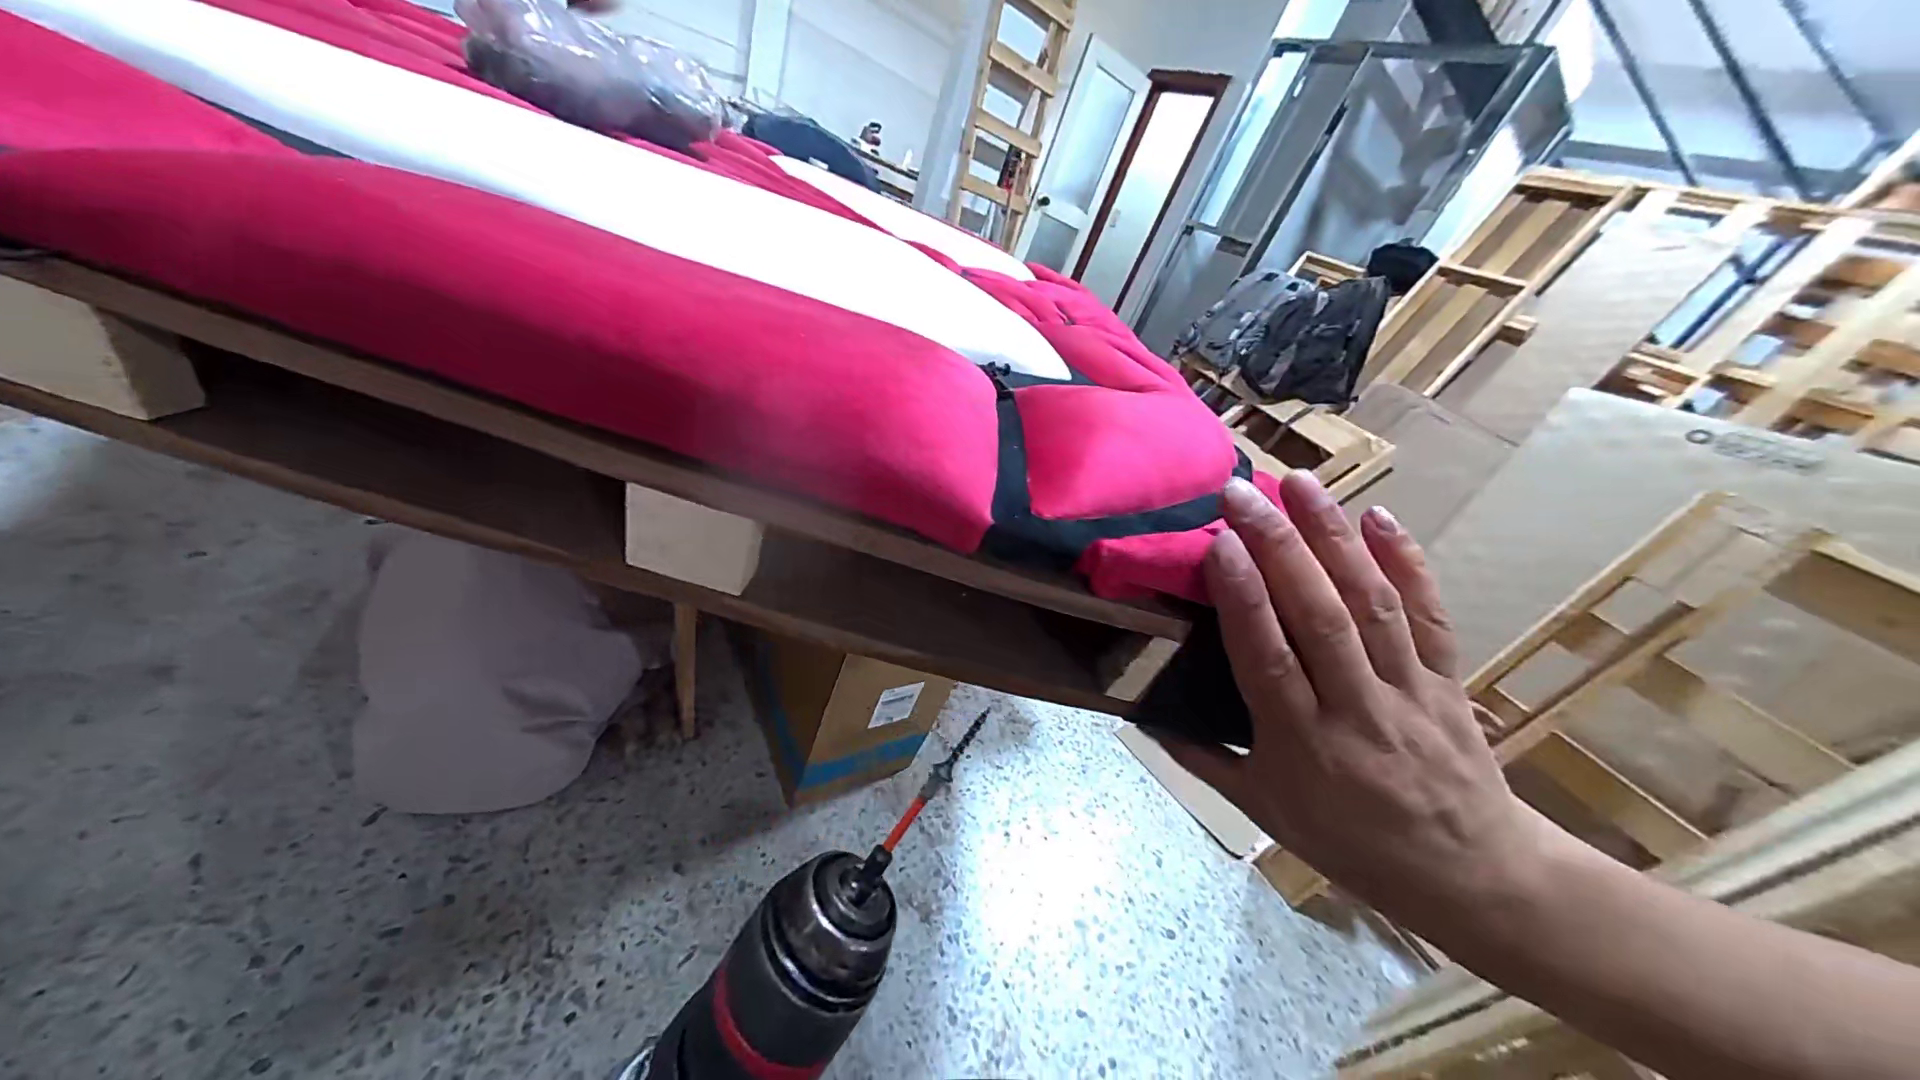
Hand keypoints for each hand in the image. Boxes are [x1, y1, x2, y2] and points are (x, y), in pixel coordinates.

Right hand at [1155, 473, 1565, 917]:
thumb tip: (1144, 718)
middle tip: (1243, 492)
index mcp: (1303, 746)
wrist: (1470, 875)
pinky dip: (1409, 562)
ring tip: (1302, 484)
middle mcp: (1356, 708)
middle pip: (1319, 616)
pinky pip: (1431, 615)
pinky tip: (1383, 516)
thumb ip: (1204, 761)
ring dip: (1336, 537)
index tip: (1219, 544)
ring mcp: (1410, 690)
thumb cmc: (1350, 843)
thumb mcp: (1266, 813)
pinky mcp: (1449, 680)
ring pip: (1373, 604)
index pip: (1268, 659)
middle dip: (1280, 547)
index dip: (1244, 599)